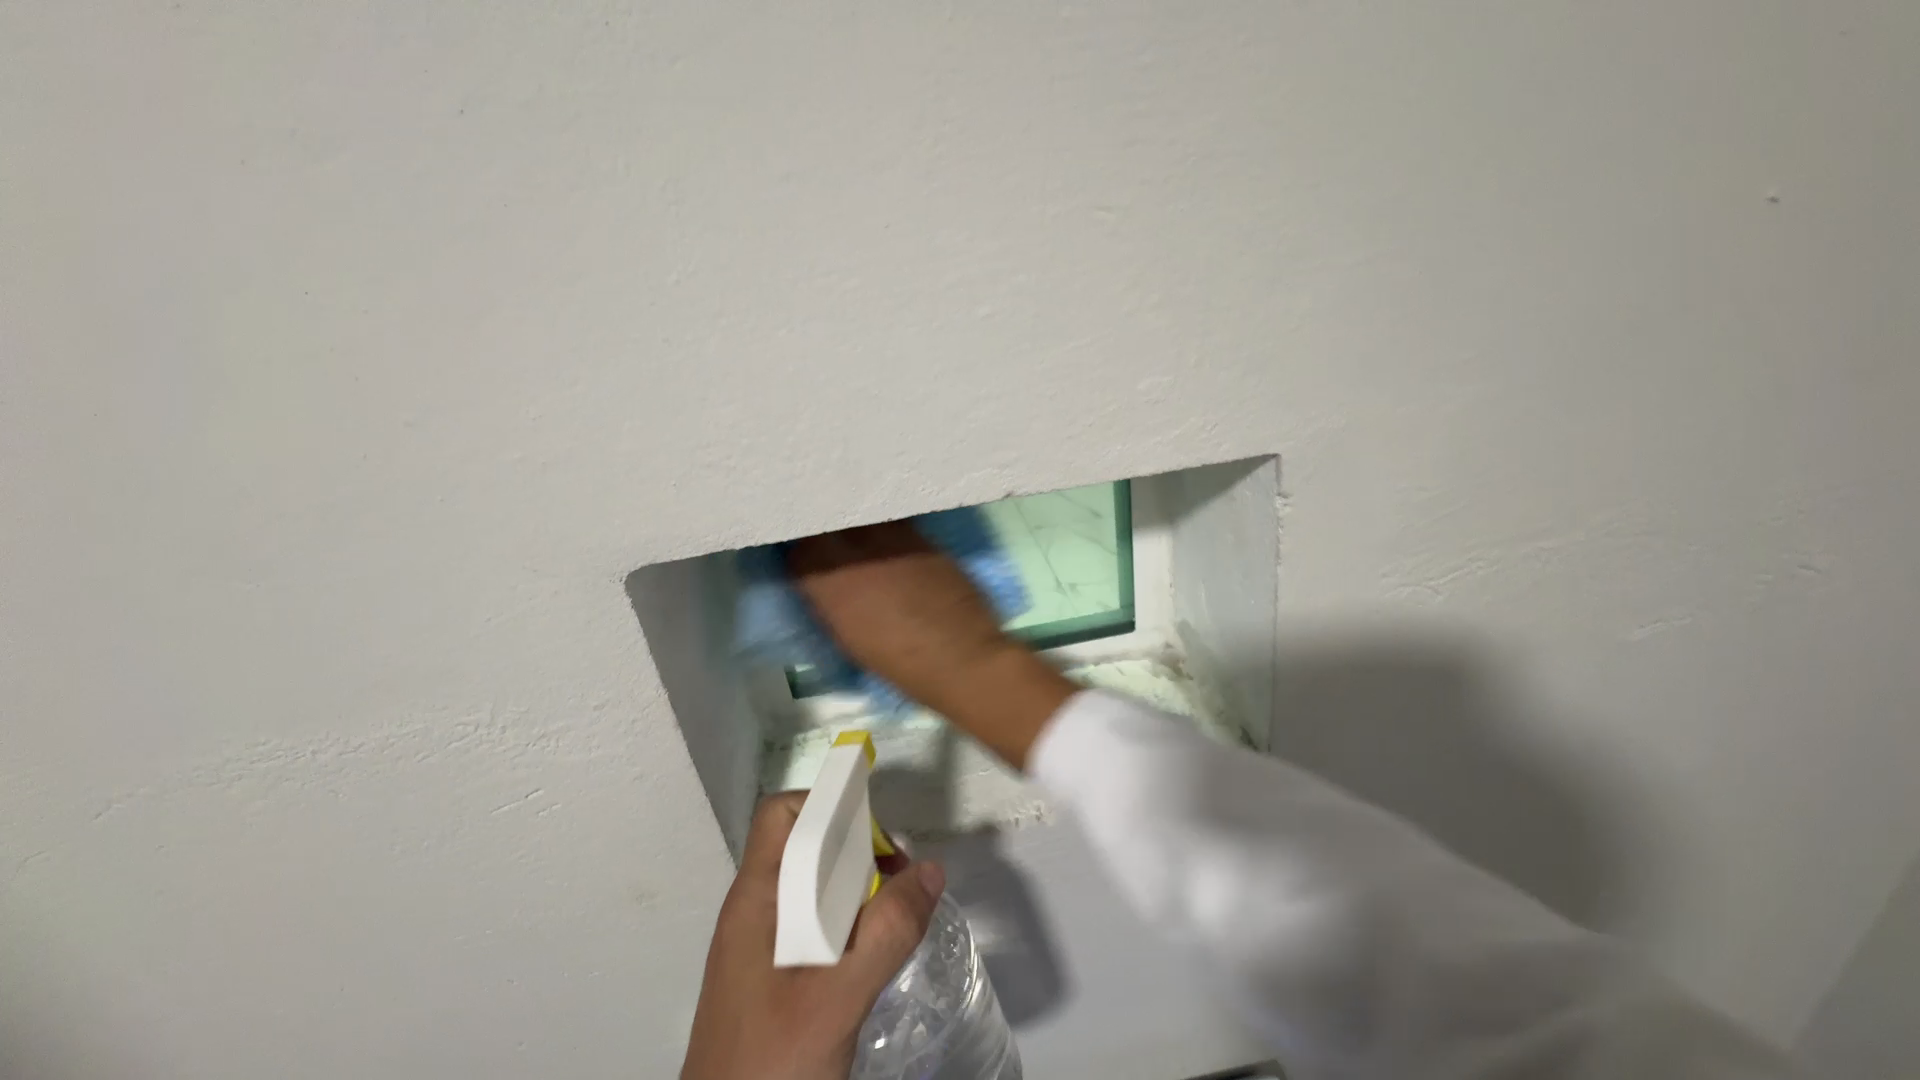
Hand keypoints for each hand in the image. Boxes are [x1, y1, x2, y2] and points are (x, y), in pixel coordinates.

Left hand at [681, 793, 946, 1079]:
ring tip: (896, 924)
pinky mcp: (774, 977)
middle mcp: (756, 910)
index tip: (881, 841)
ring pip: (815, 890)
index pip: (786, 813)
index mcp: (756, 897)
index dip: (832, 807)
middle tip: (901, 888)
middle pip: (807, 847)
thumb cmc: (771, 1061)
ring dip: (860, 895)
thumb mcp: (837, 997)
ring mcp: (762, 945)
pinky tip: (873, 959)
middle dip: (859, 854)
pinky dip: (850, 928)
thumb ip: (886, 932)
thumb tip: (930, 870)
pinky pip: (816, 926)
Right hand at [787, 522, 1077, 769]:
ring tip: (859, 534)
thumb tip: (824, 581)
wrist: (961, 657)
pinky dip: (887, 529)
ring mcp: (894, 539)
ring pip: (864, 514)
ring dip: (856, 520)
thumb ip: (830, 599)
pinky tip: (891, 543)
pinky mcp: (924, 538)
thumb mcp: (847, 635)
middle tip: (827, 534)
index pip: (799, 546)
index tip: (804, 552)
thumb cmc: (898, 663)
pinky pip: (896, 522)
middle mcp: (858, 551)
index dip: (801, 547)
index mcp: (831, 582)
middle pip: (829, 519)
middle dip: (825, 524)